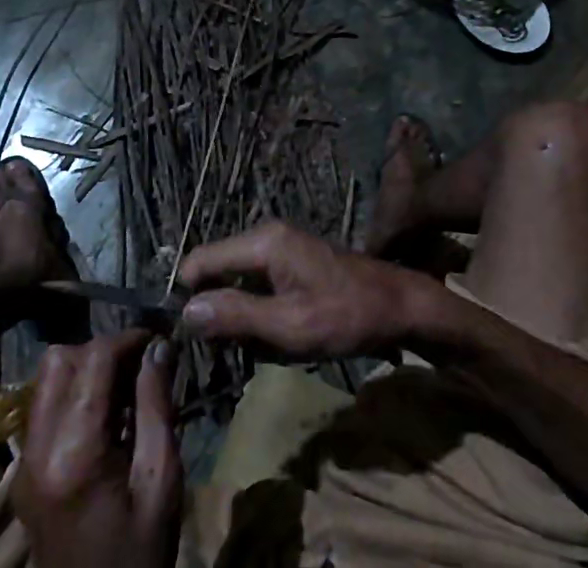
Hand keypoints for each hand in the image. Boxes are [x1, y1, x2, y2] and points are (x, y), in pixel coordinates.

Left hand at [12, 328, 181, 567]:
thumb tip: (160, 347)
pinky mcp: (21, 468)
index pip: (92, 361)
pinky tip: (106, 416)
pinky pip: (44, 405)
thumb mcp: (161, 482)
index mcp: (73, 454)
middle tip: (139, 364)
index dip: (127, 339)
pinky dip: (74, 392)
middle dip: (101, 350)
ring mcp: (22, 459)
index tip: (157, 340)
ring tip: (125, 389)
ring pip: (45, 378)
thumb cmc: (139, 553)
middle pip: (58, 360)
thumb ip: (157, 408)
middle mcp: (36, 448)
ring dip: (86, 368)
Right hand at [179, 222, 445, 357]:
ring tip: (262, 347)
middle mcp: (265, 236)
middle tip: (234, 350)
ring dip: (240, 317)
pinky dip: (258, 313)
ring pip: (235, 283)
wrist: (402, 308)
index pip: (199, 261)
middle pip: (215, 272)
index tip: (193, 338)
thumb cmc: (348, 316)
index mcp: (263, 241)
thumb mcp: (290, 325)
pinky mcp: (289, 262)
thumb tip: (185, 312)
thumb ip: (236, 316)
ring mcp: (279, 247)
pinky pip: (255, 287)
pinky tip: (277, 336)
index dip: (187, 297)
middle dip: (218, 312)